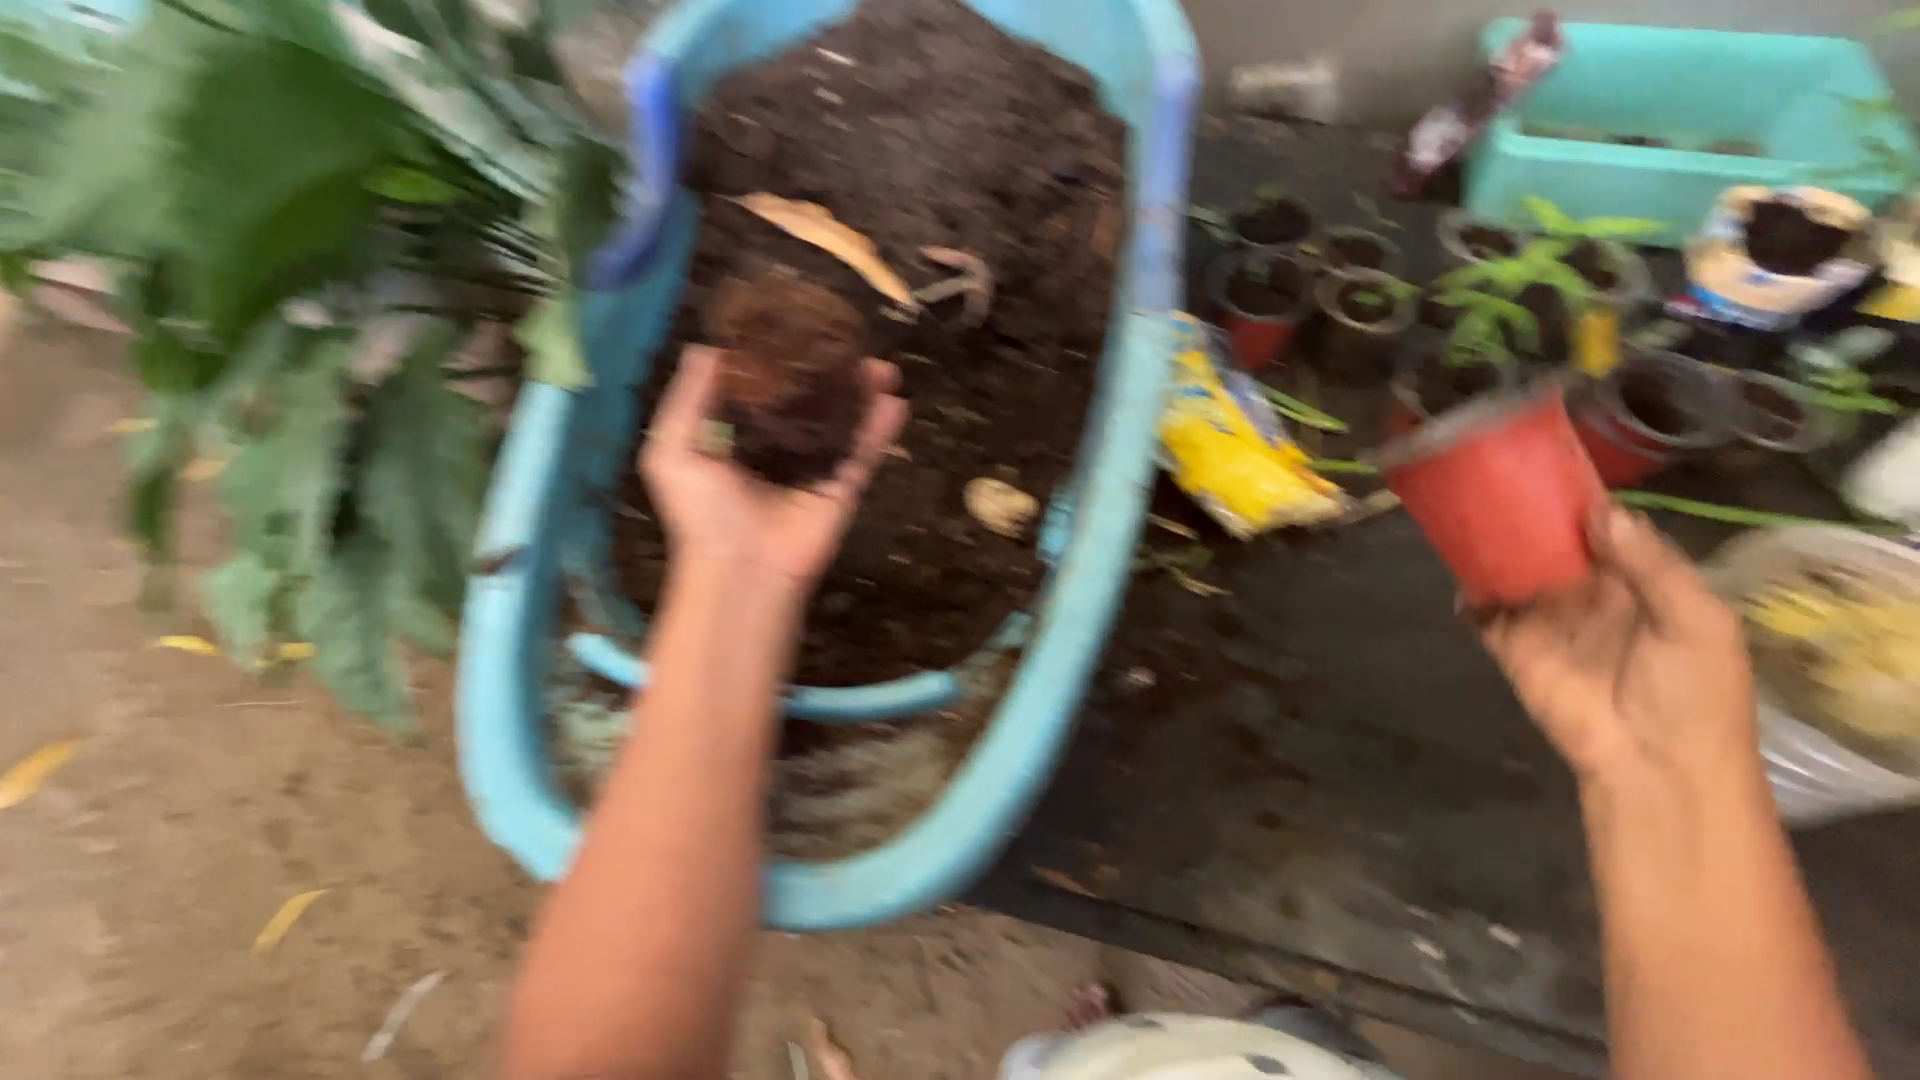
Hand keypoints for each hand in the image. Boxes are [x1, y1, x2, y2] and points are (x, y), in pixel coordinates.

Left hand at [640, 345, 908, 589]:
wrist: (741, 569)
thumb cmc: (701, 510)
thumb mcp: (673, 447)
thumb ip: (690, 397)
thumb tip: (709, 346)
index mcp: (738, 438)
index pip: (761, 390)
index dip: (776, 359)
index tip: (791, 326)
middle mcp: (780, 449)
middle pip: (809, 402)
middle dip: (827, 373)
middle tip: (843, 341)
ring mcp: (815, 468)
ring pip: (843, 422)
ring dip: (861, 393)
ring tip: (879, 363)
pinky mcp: (843, 486)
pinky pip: (865, 452)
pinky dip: (881, 428)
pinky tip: (895, 398)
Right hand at [1481, 507, 1760, 799]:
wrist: (1653, 764)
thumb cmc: (1692, 692)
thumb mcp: (1697, 622)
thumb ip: (1651, 565)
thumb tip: (1599, 511)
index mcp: (1637, 582)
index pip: (1602, 530)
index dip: (1578, 501)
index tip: (1546, 468)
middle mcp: (1586, 594)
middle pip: (1548, 544)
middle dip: (1524, 518)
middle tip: (1492, 485)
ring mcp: (1545, 620)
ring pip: (1510, 571)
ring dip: (1490, 549)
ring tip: (1464, 518)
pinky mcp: (1510, 646)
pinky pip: (1482, 613)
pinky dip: (1467, 595)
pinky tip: (1459, 575)